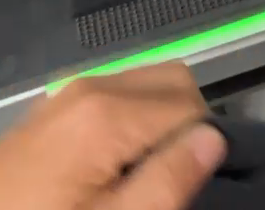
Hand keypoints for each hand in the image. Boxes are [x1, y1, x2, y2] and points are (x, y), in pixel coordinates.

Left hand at [0, 65, 224, 209]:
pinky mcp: (50, 109)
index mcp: (106, 112)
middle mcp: (89, 86)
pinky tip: (110, 171)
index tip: (192, 185)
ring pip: (144, 85)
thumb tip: (214, 138)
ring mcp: (65, 94)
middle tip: (170, 183)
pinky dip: (128, 121)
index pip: (191, 103)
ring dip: (158, 122)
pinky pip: (112, 96)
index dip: (203, 144)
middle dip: (186, 123)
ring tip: (140, 181)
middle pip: (171, 80)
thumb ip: (166, 181)